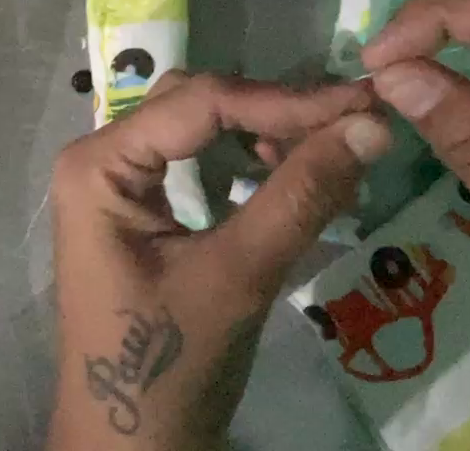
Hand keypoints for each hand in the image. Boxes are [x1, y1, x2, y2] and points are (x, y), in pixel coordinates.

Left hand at [47, 72, 390, 450]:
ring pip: (198, 125)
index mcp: (99, 162)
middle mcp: (100, 154)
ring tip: (327, 148)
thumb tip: (371, 126)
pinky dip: (245, 159)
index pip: (199, 102)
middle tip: (350, 122)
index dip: (284, 100)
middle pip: (196, 103)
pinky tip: (288, 173)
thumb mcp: (237, 278)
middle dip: (274, 111)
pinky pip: (196, 158)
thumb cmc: (168, 369)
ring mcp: (117, 178)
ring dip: (263, 131)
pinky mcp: (140, 203)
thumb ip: (301, 196)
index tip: (361, 104)